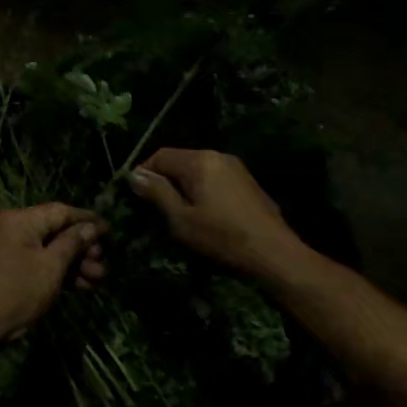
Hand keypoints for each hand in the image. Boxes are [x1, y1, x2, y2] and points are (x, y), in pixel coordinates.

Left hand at [0, 203, 106, 350]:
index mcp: (22, 220)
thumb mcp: (51, 266)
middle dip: (84, 248)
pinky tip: (84, 287)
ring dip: (76, 264)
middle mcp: (16, 229)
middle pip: (58, 231)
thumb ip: (73, 243)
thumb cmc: (18, 291)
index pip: (62, 211)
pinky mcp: (14, 270)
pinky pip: (42, 264)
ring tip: (99, 280)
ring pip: (52, 250)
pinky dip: (61, 273)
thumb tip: (91, 227)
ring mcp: (14, 250)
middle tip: (103, 264)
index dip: (88, 221)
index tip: (111, 231)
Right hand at [129, 148, 309, 282]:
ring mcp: (235, 167)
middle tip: (153, 208)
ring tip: (176, 213)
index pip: (160, 155)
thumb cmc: (220, 237)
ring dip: (182, 186)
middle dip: (163, 180)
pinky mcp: (246, 182)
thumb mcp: (180, 219)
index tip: (134, 196)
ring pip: (197, 169)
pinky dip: (200, 190)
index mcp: (199, 161)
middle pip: (179, 160)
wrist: (272, 251)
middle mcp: (217, 155)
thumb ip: (157, 193)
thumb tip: (134, 175)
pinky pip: (213, 178)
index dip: (143, 173)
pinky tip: (201, 213)